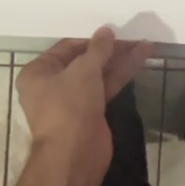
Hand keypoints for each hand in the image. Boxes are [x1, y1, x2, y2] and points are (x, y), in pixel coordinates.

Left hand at [15, 27, 154, 180]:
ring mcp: (72, 100)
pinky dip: (121, 75)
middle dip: (110, 50)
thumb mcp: (83, 70)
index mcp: (38, 72)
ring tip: (146, 45)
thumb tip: (106, 31)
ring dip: (120, 61)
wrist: (74, 154)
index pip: (67, 47)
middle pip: (84, 60)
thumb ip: (98, 49)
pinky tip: (140, 60)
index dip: (92, 39)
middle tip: (134, 38)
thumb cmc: (69, 106)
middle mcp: (52, 85)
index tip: (114, 32)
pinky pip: (105, 88)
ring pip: (98, 74)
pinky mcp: (90, 113)